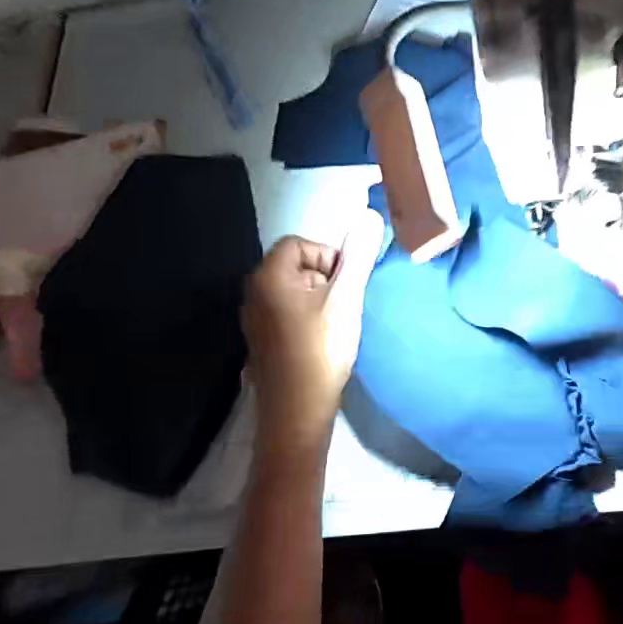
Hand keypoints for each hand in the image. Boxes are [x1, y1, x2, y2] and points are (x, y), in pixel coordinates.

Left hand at [244, 210, 385, 451]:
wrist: (297, 408)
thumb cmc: (322, 349)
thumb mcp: (346, 299)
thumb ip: (357, 257)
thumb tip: (369, 215)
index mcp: (269, 277)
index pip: (299, 244)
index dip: (329, 255)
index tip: (349, 282)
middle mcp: (254, 293)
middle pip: (295, 266)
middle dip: (326, 277)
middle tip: (347, 304)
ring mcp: (254, 319)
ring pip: (293, 292)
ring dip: (320, 299)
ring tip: (339, 323)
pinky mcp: (262, 342)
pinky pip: (287, 314)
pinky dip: (308, 318)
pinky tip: (324, 341)